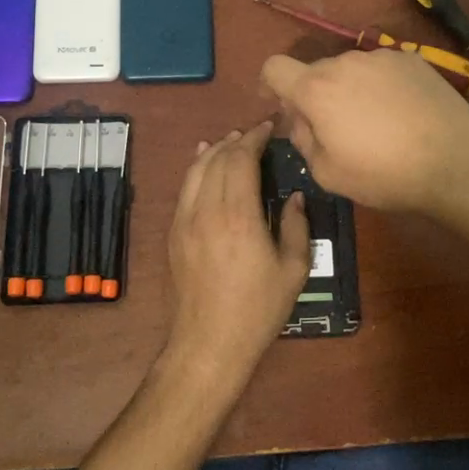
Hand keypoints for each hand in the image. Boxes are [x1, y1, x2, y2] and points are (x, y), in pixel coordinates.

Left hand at [164, 121, 310, 377]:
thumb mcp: (293, 269)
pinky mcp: (173, 233)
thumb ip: (295, 226)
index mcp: (239, 216)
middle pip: (217, 159)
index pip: (242, 159)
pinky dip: (196, 169)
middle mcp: (207, 210)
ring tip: (231, 141)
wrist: (209, 341)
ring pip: (196, 170)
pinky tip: (204, 164)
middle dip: (237, 140)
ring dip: (214, 150)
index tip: (270, 128)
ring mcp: (185, 220)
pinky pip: (184, 189)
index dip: (255, 138)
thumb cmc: (258, 309)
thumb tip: (293, 197)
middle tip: (256, 134)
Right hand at [260, 49, 468, 219]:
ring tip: (375, 125)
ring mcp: (381, 57)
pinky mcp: (412, 60)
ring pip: (350, 70)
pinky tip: (402, 115)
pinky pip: (382, 70)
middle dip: (315, 96)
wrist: (454, 161)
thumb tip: (303, 121)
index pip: (274, 68)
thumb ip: (303, 140)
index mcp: (316, 89)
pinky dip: (381, 87)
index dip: (270, 86)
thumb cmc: (383, 174)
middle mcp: (345, 63)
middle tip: (334, 131)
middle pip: (315, 72)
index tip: (281, 107)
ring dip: (350, 91)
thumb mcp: (327, 174)